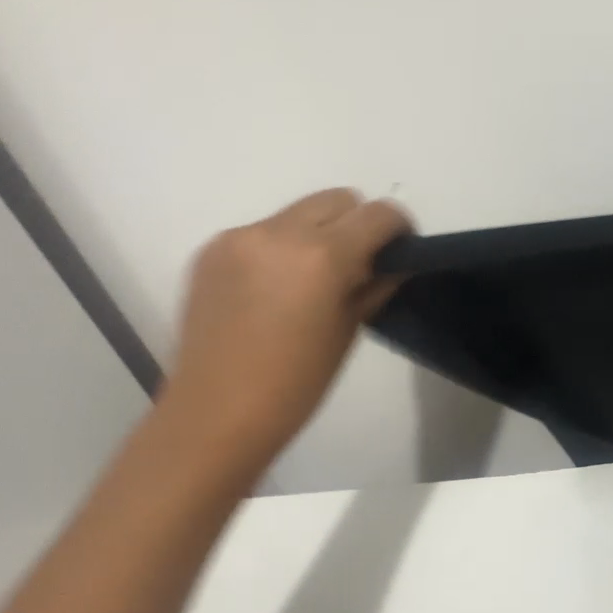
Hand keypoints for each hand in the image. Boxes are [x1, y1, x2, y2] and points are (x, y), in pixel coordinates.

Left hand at [161, 189, 413, 464]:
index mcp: (322, 255)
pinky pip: (262, 233)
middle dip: (357, 224)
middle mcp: (278, 233)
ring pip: (298, 214)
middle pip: (337, 200)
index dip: (398, 229)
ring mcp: (239, 238)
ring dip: (317, 235)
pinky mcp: (211, 250)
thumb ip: (374, 284)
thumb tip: (390, 262)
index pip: (379, 214)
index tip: (401, 252)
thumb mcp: (351, 329)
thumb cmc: (297, 381)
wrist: (215, 413)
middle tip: (358, 265)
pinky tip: (274, 291)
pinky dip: (281, 249)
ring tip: (311, 281)